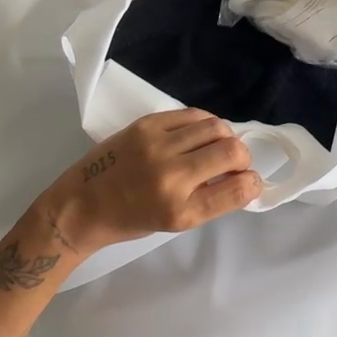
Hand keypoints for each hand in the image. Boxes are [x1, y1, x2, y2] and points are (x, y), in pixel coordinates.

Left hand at [33, 109, 261, 256]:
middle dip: (243, 157)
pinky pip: (192, 114)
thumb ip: (210, 200)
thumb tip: (243, 177)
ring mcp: (157, 145)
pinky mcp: (146, 124)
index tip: (251, 181)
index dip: (253, 183)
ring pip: (215, 127)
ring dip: (226, 136)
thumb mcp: (174, 222)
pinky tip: (201, 133)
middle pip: (232, 152)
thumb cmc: (130, 219)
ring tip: (217, 146)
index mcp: (180, 211)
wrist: (83, 204)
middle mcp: (172, 176)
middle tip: (235, 163)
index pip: (237, 190)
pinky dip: (205, 122)